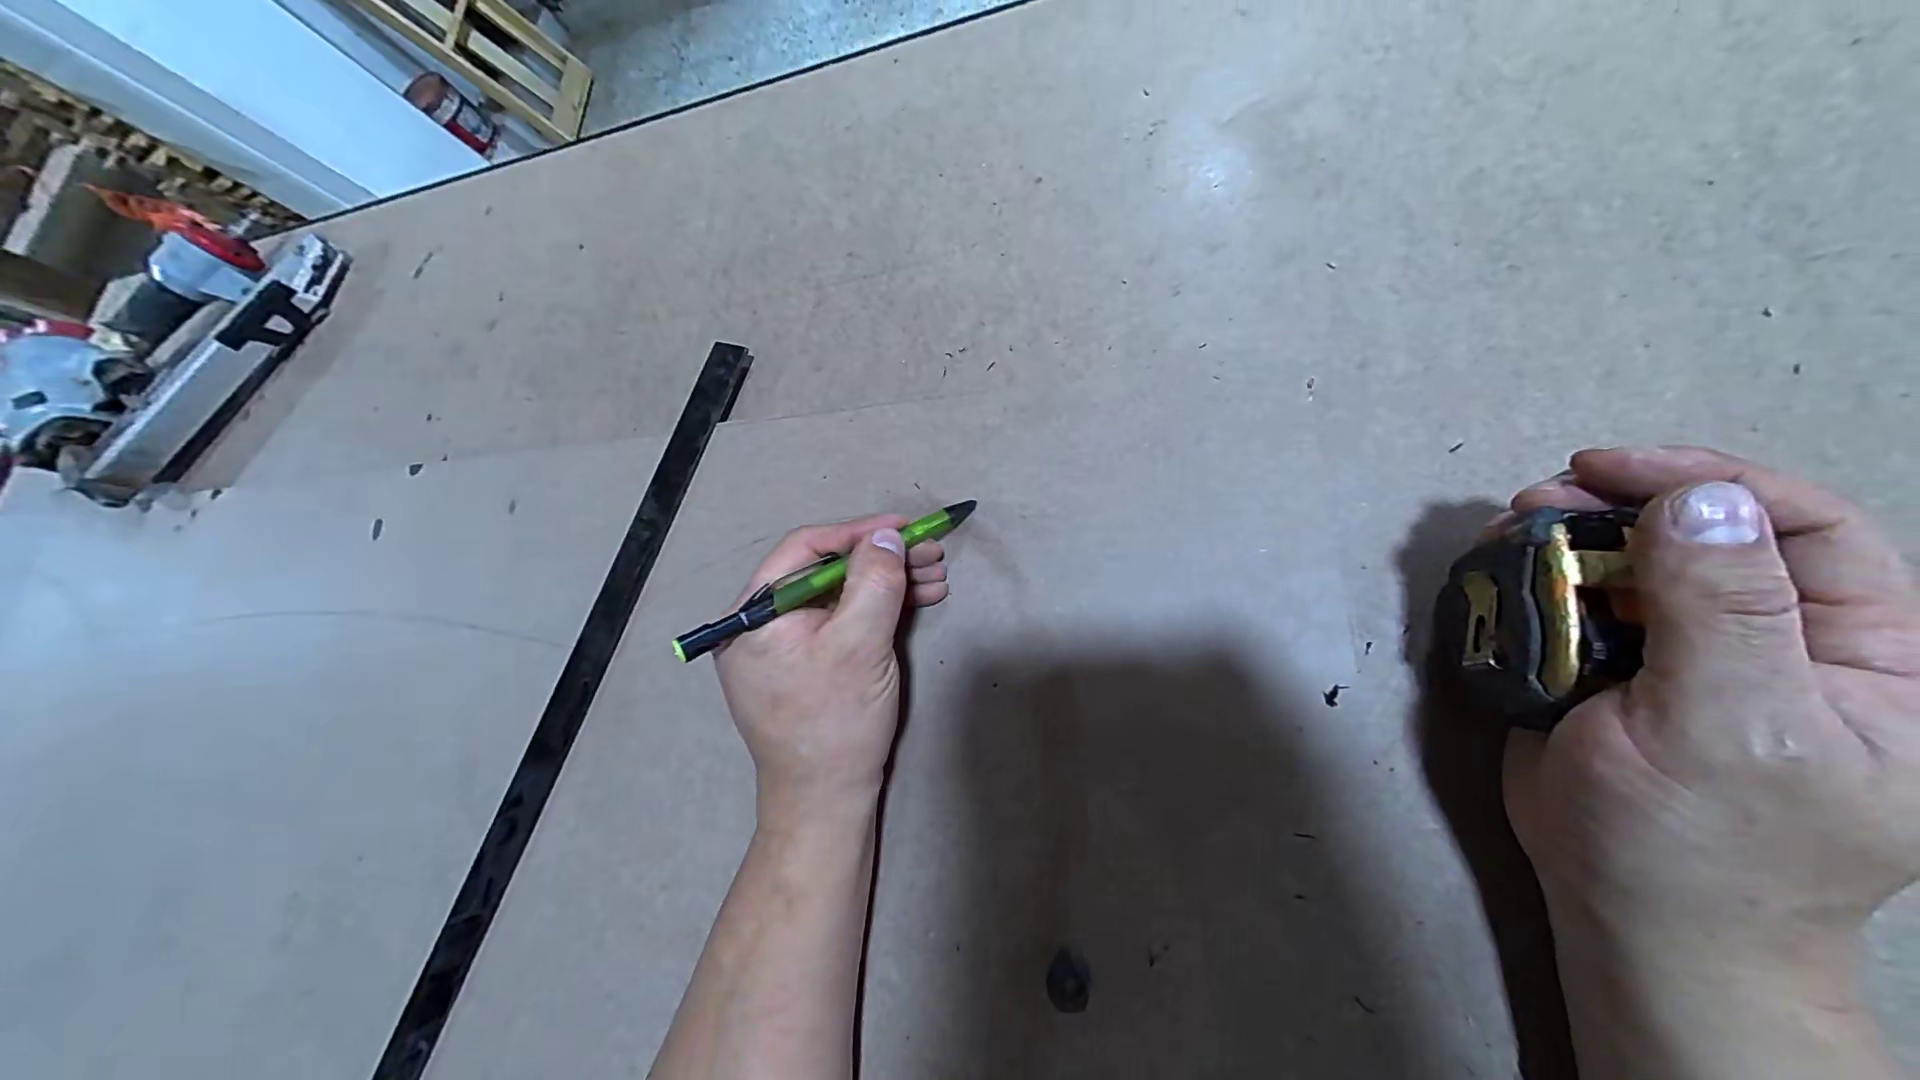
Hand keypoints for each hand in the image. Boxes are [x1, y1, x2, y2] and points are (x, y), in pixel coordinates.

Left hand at [715, 515, 950, 815]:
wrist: (826, 802)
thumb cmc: (835, 723)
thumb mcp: (859, 645)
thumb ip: (874, 583)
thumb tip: (888, 536)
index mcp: (756, 613)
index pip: (806, 550)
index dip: (859, 532)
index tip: (906, 528)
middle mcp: (765, 622)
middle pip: (828, 571)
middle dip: (884, 560)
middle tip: (933, 553)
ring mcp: (789, 644)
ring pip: (842, 595)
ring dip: (891, 582)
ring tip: (937, 575)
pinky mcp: (812, 661)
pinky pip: (846, 620)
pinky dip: (882, 609)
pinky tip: (920, 598)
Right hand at [1499, 446, 1919, 1075]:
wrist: (1628, 910)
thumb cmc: (1702, 837)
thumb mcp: (1731, 727)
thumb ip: (1725, 612)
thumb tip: (1702, 499)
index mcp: (1857, 652)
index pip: (1805, 527)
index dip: (1708, 479)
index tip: (1604, 466)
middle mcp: (1774, 637)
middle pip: (1706, 531)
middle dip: (1619, 504)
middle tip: (1537, 500)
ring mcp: (1683, 652)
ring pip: (1631, 562)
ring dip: (1567, 538)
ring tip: (1511, 531)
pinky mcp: (1609, 667)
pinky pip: (1577, 601)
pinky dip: (1536, 578)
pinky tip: (1504, 573)